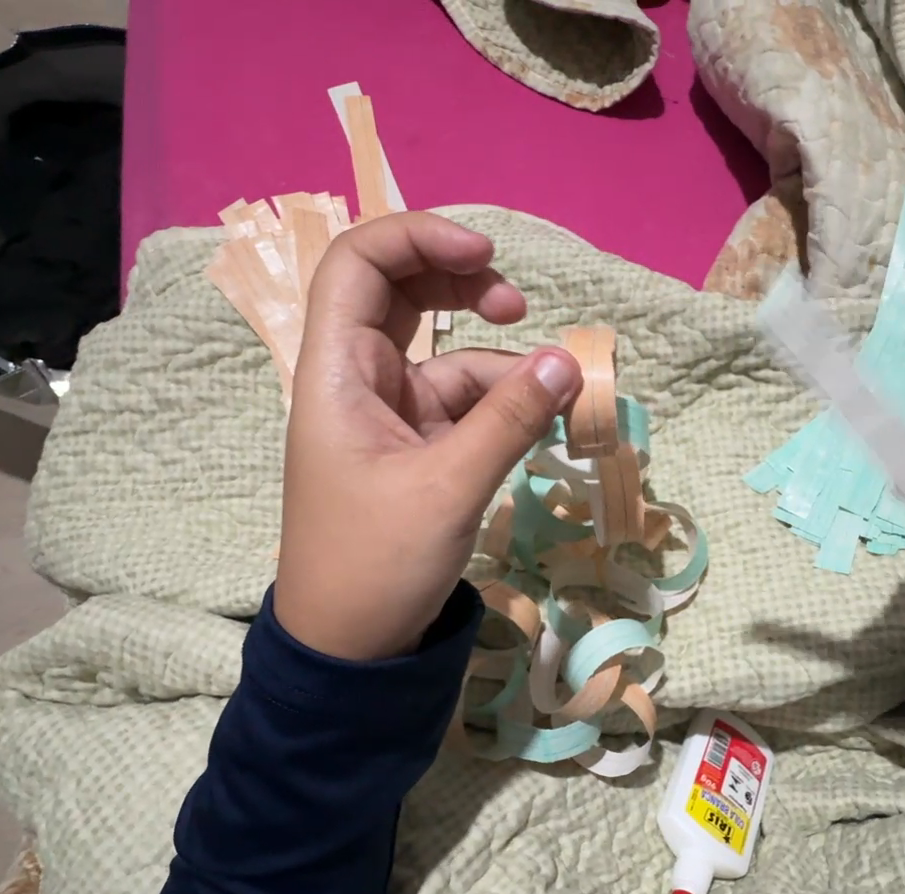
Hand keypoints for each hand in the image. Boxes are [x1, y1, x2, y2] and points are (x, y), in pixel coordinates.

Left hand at [274, 213, 580, 660]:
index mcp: (337, 372)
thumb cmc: (376, 562)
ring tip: (556, 395)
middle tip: (516, 302)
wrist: (350, 644)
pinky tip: (538, 423)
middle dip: (462, 286)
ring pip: (446, 356)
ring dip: (500, 366)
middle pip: (401, 295)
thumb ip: (508, 421)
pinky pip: (464, 405)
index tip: (487, 253)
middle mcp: (359, 379)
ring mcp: (390, 414)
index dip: (418, 238)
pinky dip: (502, 407)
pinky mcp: (417, 448)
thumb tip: (566, 363)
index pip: (359, 265)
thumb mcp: (448, 488)